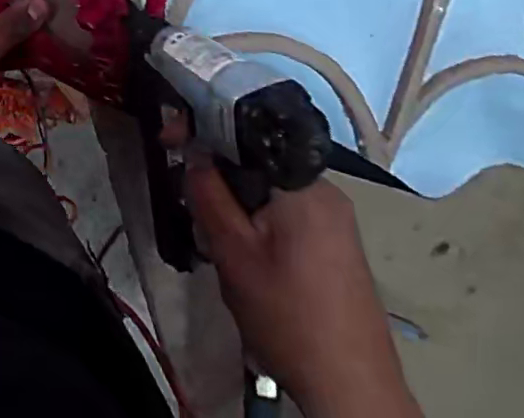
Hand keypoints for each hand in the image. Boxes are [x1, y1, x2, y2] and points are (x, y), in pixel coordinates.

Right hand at [185, 156, 421, 417]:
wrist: (352, 389)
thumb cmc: (289, 316)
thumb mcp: (234, 256)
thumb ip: (210, 196)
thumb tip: (195, 153)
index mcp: (303, 183)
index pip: (246, 135)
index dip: (205, 135)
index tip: (171, 138)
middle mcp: (326, 190)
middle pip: (258, 166)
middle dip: (223, 185)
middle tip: (198, 217)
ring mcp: (337, 218)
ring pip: (272, 193)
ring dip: (241, 210)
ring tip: (224, 250)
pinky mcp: (339, 244)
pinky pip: (290, 215)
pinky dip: (263, 227)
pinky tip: (253, 264)